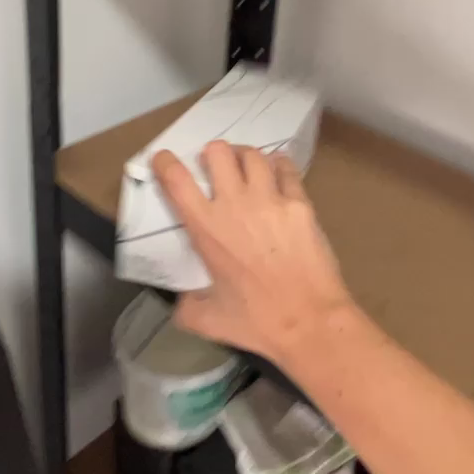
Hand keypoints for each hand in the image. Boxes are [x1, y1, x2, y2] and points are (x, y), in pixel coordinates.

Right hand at [152, 140, 358, 365]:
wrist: (310, 321)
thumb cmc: (256, 321)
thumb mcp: (208, 320)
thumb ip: (186, 306)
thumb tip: (181, 302)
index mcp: (206, 228)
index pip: (176, 180)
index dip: (165, 162)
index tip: (163, 160)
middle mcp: (235, 204)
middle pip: (218, 152)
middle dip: (212, 153)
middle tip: (215, 165)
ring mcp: (270, 199)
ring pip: (253, 155)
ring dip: (244, 156)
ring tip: (246, 166)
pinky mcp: (300, 203)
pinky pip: (287, 169)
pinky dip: (279, 166)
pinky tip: (278, 173)